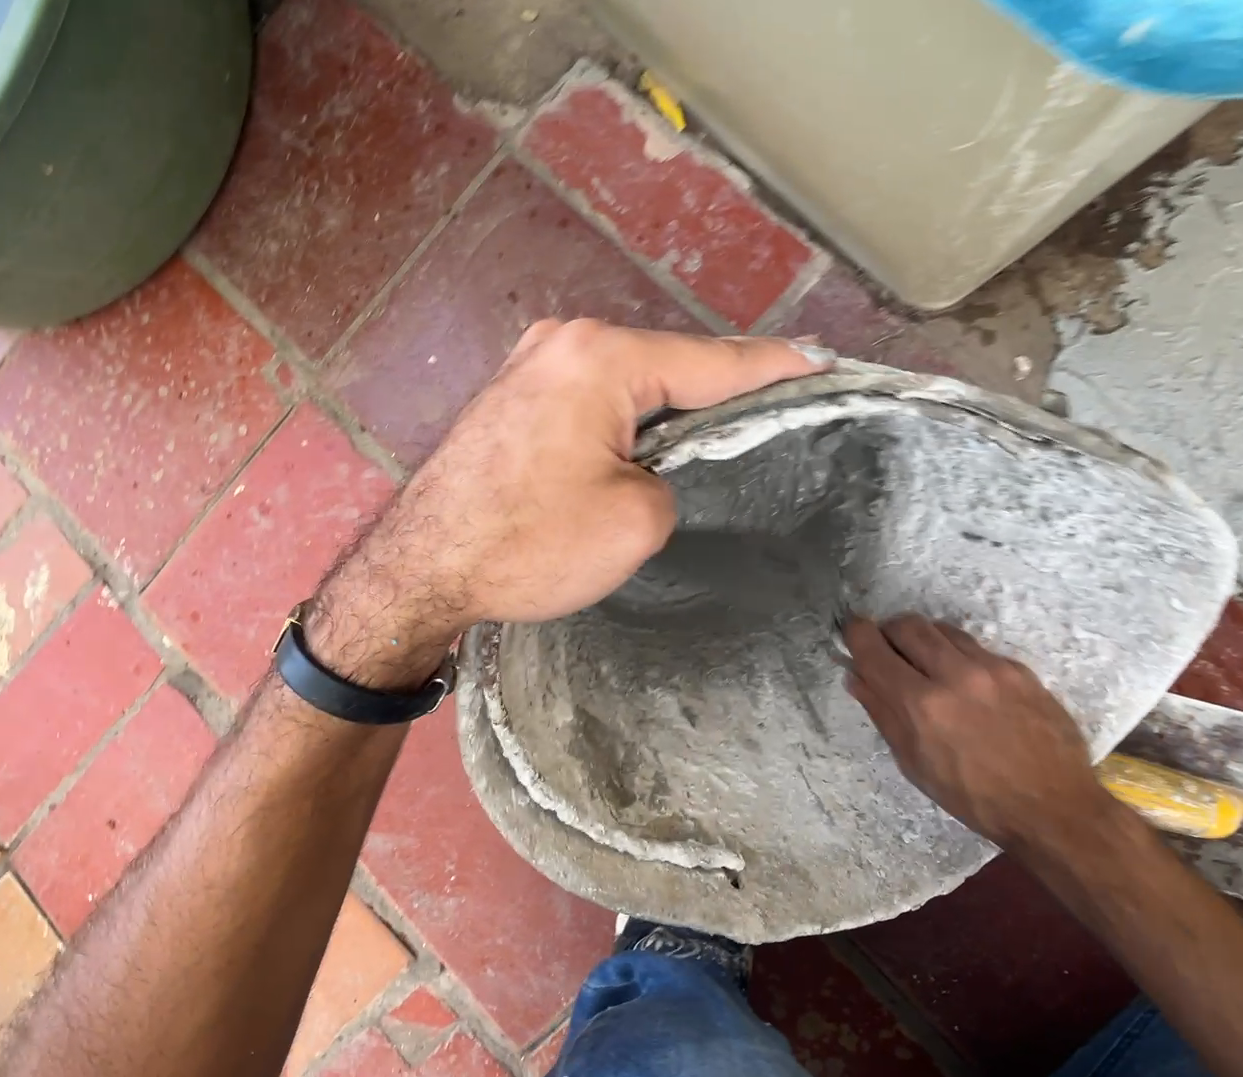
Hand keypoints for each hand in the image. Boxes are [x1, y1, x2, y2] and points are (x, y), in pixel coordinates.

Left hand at [306, 319, 827, 686]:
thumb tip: (648, 468)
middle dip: (721, 389)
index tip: (824, 365)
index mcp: (602, 358)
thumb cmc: (526, 545)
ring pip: (630, 381)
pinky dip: (628, 416)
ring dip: (670, 406)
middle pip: (670, 364)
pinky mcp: (514, 396)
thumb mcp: (635, 521)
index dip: (776, 368)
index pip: (714, 361)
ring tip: (721, 427)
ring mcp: (532, 364)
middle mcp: (565, 342)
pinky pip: (593, 397)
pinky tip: (648, 439)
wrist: (418, 568)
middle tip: (781, 403)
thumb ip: (671, 479)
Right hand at [844, 615, 1113, 850]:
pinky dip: (959, 656)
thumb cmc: (973, 796)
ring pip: (942, 628)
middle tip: (890, 652)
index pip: (873, 647)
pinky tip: (967, 684)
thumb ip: (883, 713)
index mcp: (921, 704)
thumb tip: (856, 676)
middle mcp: (954, 675)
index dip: (856, 633)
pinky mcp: (1019, 669)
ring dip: (925, 640)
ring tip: (929, 666)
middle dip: (890, 632)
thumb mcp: (914, 763)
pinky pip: (976, 647)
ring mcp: (991, 668)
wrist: (1053, 807)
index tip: (853, 633)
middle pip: (907, 624)